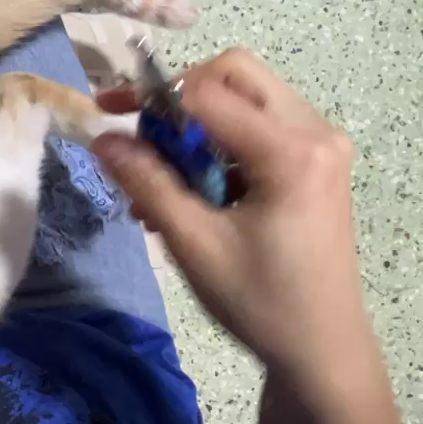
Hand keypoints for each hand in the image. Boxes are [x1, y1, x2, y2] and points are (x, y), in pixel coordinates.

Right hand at [91, 48, 373, 379]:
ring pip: (244, 98)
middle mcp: (315, 133)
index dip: (150, 97)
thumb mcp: (193, 242)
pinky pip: (255, 127)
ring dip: (193, 125)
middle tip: (138, 135)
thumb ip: (146, 182)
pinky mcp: (313, 163)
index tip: (106, 115)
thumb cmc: (260, 300)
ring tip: (159, 179)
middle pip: (234, 74)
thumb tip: (100, 138)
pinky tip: (189, 191)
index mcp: (291, 151)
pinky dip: (213, 145)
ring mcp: (319, 146)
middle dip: (177, 97)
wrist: (322, 349)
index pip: (207, 92)